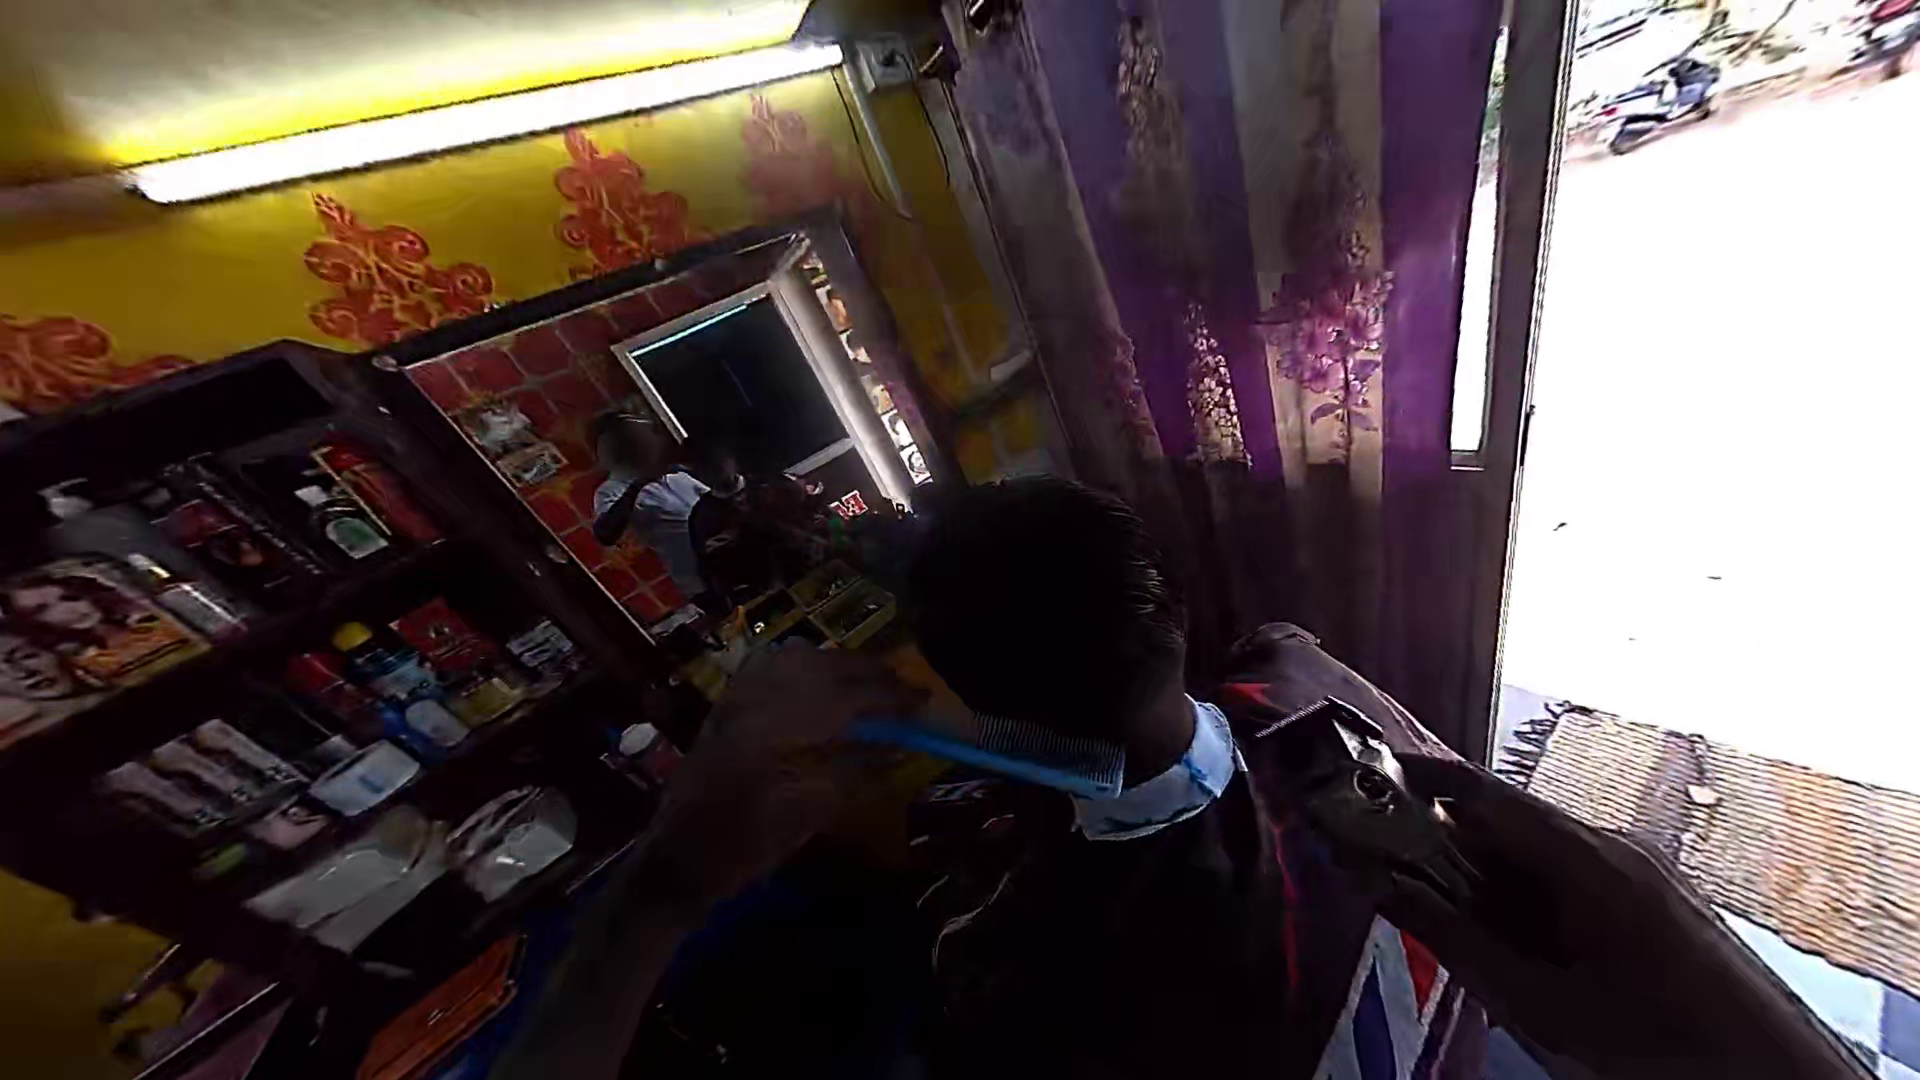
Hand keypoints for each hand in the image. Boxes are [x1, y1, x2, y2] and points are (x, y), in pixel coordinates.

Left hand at [636, 647, 923, 915]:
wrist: (677, 857)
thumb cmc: (747, 847)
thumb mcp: (811, 813)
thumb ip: (857, 768)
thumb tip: (902, 743)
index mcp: (778, 730)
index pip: (849, 698)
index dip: (891, 696)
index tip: (924, 698)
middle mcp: (757, 699)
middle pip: (827, 668)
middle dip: (871, 673)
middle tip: (905, 687)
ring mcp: (738, 694)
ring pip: (800, 657)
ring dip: (842, 664)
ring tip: (871, 678)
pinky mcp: (728, 699)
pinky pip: (771, 662)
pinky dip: (803, 662)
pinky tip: (818, 671)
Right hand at [1379, 756, 1865, 1078]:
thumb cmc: (1661, 1059)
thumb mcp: (1534, 1004)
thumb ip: (1441, 931)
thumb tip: (1360, 875)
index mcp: (1582, 855)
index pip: (1472, 786)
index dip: (1406, 775)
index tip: (1352, 781)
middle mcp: (1609, 847)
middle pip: (1494, 818)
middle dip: (1433, 837)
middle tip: (1387, 866)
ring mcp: (1639, 873)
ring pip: (1526, 849)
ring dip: (1476, 871)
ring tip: (1447, 912)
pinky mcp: (1656, 903)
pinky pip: (1562, 875)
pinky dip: (1518, 892)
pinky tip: (1512, 936)